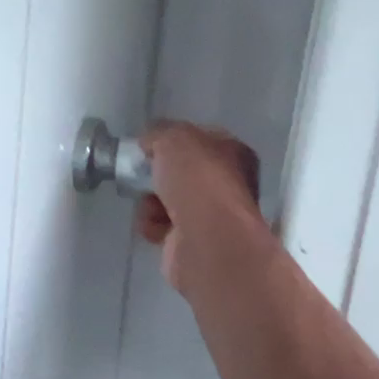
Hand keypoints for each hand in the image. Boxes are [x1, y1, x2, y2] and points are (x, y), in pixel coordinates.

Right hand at [134, 120, 264, 294]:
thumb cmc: (197, 179)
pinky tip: (152, 226)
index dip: (175, 142)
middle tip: (143, 177)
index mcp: (234, 154)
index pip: (202, 141)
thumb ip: (159, 134)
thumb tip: (149, 143)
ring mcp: (212, 218)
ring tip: (148, 204)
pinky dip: (153, 226)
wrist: (204, 237)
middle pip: (183, 175)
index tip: (150, 147)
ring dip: (151, 203)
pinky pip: (164, 228)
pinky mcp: (193, 244)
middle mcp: (228, 186)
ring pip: (170, 202)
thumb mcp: (174, 138)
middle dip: (158, 176)